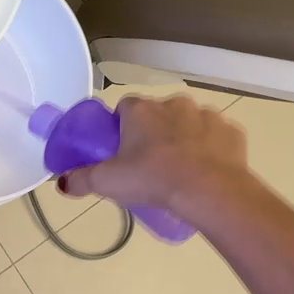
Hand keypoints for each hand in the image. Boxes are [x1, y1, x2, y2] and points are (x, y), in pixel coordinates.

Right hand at [58, 94, 252, 216]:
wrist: (210, 190)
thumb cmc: (152, 179)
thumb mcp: (107, 182)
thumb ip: (80, 179)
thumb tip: (62, 183)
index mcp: (141, 110)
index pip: (123, 107)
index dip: (119, 127)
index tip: (118, 149)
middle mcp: (174, 104)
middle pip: (157, 114)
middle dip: (151, 133)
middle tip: (144, 164)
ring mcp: (207, 115)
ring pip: (187, 124)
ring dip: (180, 140)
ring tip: (175, 171)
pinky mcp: (232, 132)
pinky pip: (214, 138)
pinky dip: (208, 151)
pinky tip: (201, 172)